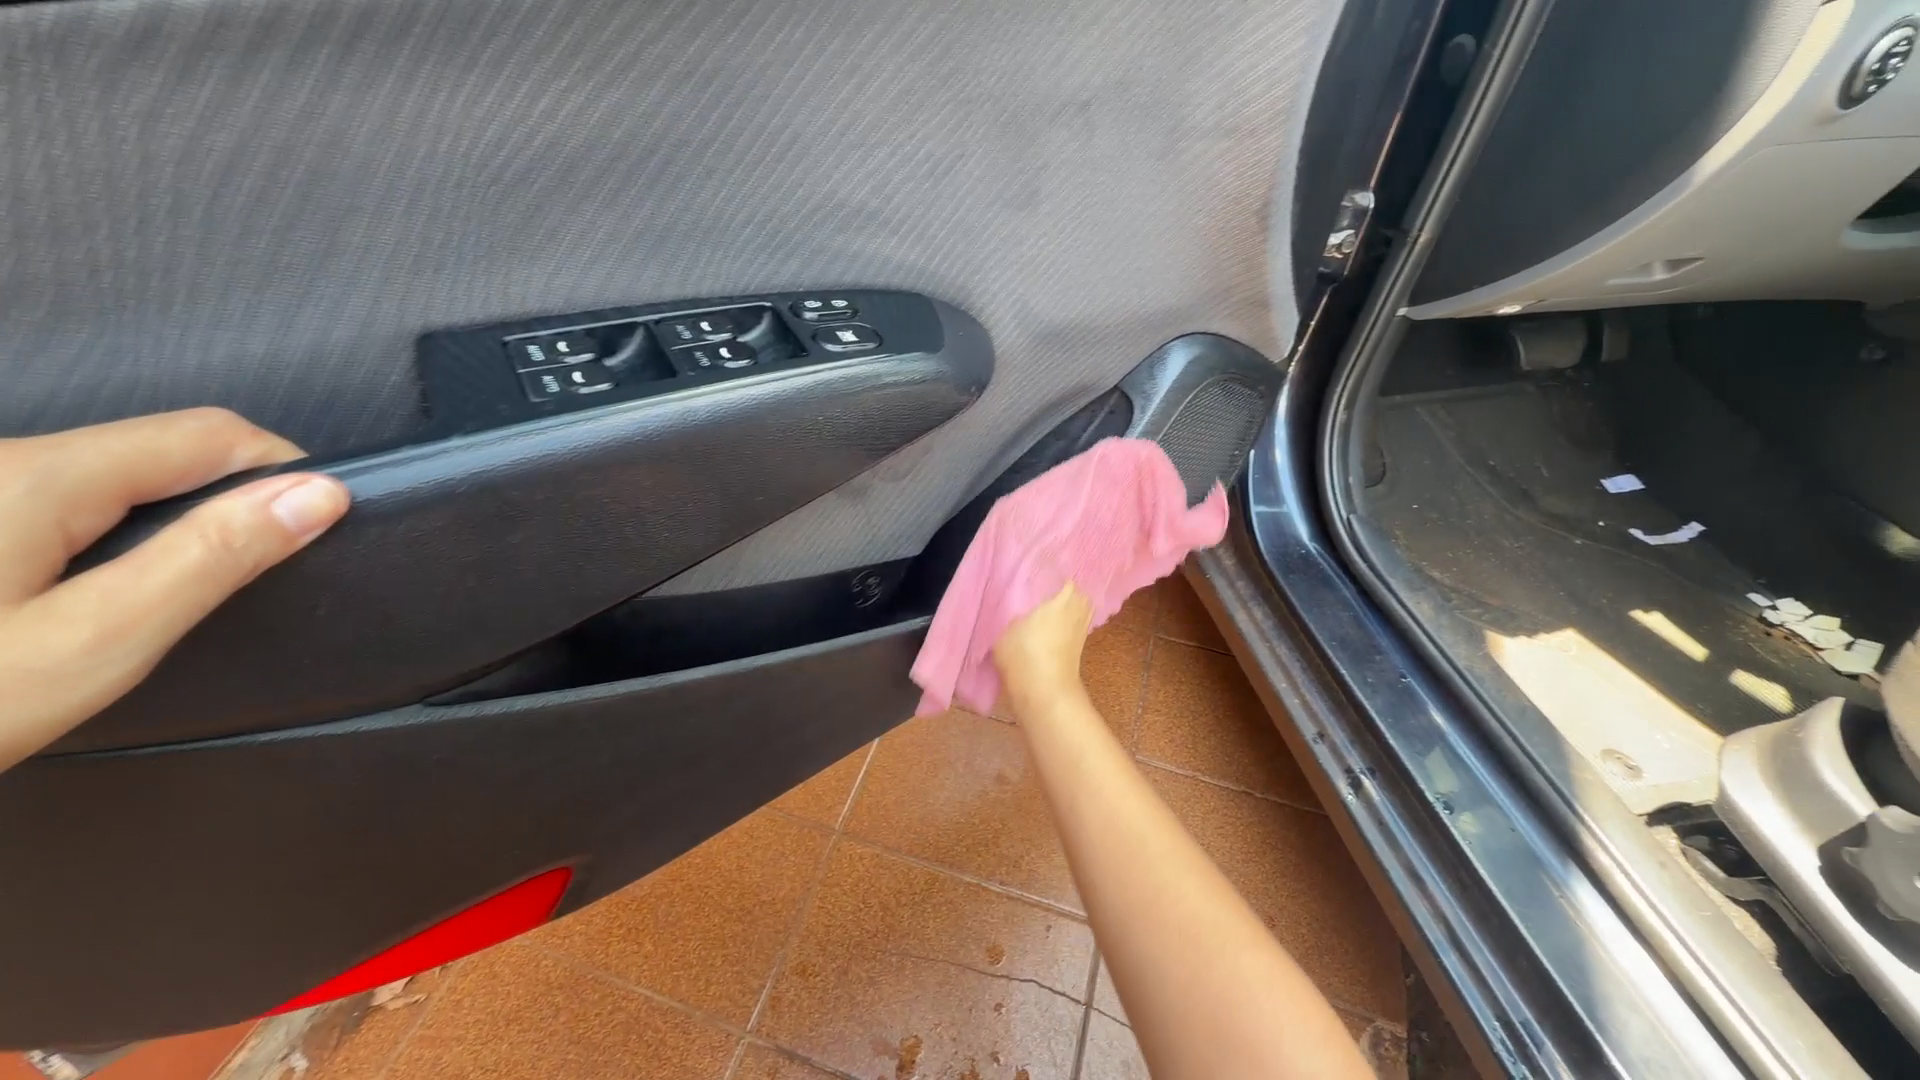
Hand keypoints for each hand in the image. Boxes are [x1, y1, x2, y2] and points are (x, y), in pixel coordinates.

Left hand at [0, 408, 349, 768]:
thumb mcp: (93, 643)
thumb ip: (212, 559)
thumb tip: (314, 495)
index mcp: (37, 478)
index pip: (213, 434)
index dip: (287, 468)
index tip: (322, 522)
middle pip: (162, 450)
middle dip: (231, 500)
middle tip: (253, 577)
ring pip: (114, 476)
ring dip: (175, 521)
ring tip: (174, 597)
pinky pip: (63, 501)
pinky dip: (116, 536)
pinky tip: (95, 597)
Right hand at [993, 582, 1094, 711]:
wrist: (1044, 690)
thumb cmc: (1024, 653)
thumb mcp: (1007, 629)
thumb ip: (1016, 617)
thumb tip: (1024, 617)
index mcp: (1061, 601)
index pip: (1069, 582)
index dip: (1060, 579)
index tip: (1047, 577)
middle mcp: (1076, 614)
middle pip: (1082, 597)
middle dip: (1072, 594)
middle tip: (1054, 592)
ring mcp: (1081, 634)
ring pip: (1083, 614)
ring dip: (1073, 611)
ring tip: (1054, 611)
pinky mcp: (1079, 651)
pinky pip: (1077, 630)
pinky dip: (1070, 628)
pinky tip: (1054, 631)